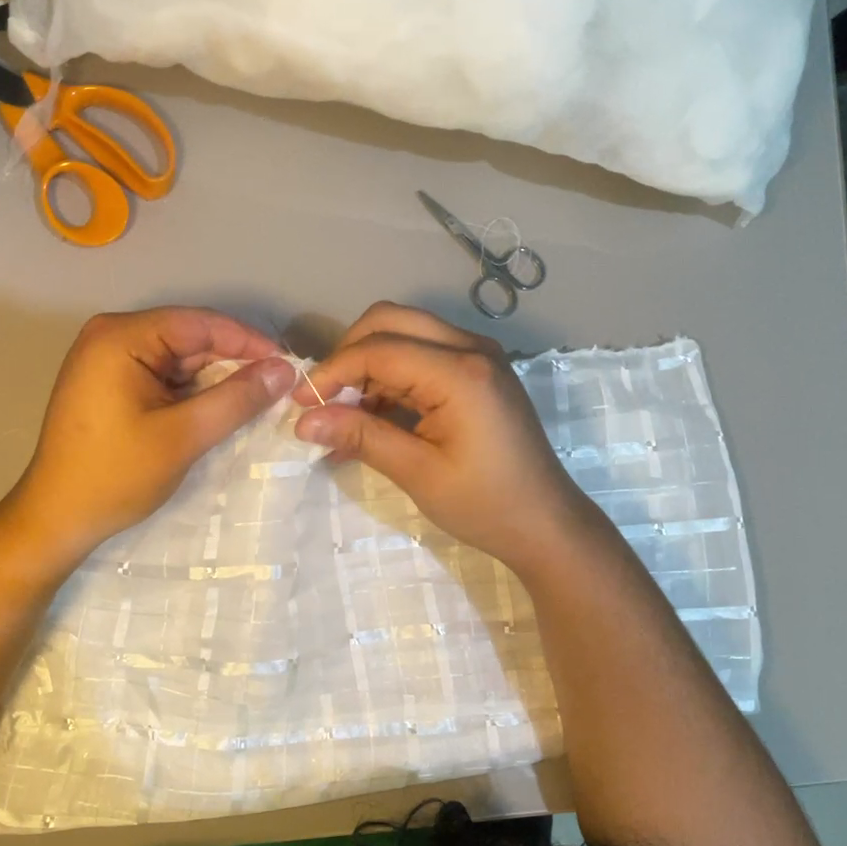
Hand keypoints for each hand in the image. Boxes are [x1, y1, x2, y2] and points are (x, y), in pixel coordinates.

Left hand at [7, 307, 295, 558]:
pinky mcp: (109, 385)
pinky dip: (191, 393)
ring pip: (178, 360)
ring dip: (215, 380)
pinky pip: (162, 377)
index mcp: (122, 337)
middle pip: (188, 338)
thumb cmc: (116, 475)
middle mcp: (111, 337)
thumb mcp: (183, 436)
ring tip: (258, 403)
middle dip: (233, 362)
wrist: (56, 517)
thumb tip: (285, 370)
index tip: (289, 367)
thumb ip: (236, 399)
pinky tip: (220, 411)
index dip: (248, 342)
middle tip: (278, 389)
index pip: (199, 323)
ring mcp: (106, 360)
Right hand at [294, 303, 601, 574]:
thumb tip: (303, 422)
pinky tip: (371, 420)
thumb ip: (361, 437)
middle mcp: (471, 348)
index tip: (301, 404)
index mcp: (460, 372)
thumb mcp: (417, 473)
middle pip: (390, 321)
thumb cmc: (485, 505)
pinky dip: (391, 378)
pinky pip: (423, 356)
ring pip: (405, 334)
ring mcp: (479, 356)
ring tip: (345, 417)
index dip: (332, 372)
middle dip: (348, 355)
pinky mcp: (479, 372)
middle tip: (324, 401)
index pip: (378, 349)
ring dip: (369, 366)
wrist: (545, 524)